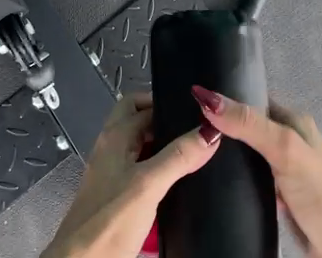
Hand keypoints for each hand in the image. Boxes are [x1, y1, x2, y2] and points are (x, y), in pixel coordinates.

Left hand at [42, 92, 221, 257]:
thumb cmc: (112, 218)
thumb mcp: (149, 184)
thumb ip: (178, 157)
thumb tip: (210, 130)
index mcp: (116, 134)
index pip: (145, 104)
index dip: (170, 104)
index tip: (200, 112)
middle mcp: (111, 145)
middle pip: (138, 118)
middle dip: (164, 120)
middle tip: (195, 131)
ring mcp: (111, 169)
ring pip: (139, 143)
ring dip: (161, 143)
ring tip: (193, 151)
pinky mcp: (115, 192)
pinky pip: (139, 166)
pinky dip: (156, 165)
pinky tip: (176, 180)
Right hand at [194, 89, 321, 257]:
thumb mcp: (285, 150)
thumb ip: (249, 124)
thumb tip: (205, 95)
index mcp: (294, 123)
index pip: (252, 100)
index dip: (225, 99)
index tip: (189, 101)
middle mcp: (289, 144)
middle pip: (248, 130)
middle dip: (220, 130)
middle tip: (183, 131)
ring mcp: (285, 175)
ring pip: (247, 159)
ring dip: (225, 158)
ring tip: (189, 154)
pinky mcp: (281, 202)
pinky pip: (251, 184)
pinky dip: (234, 182)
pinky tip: (211, 185)